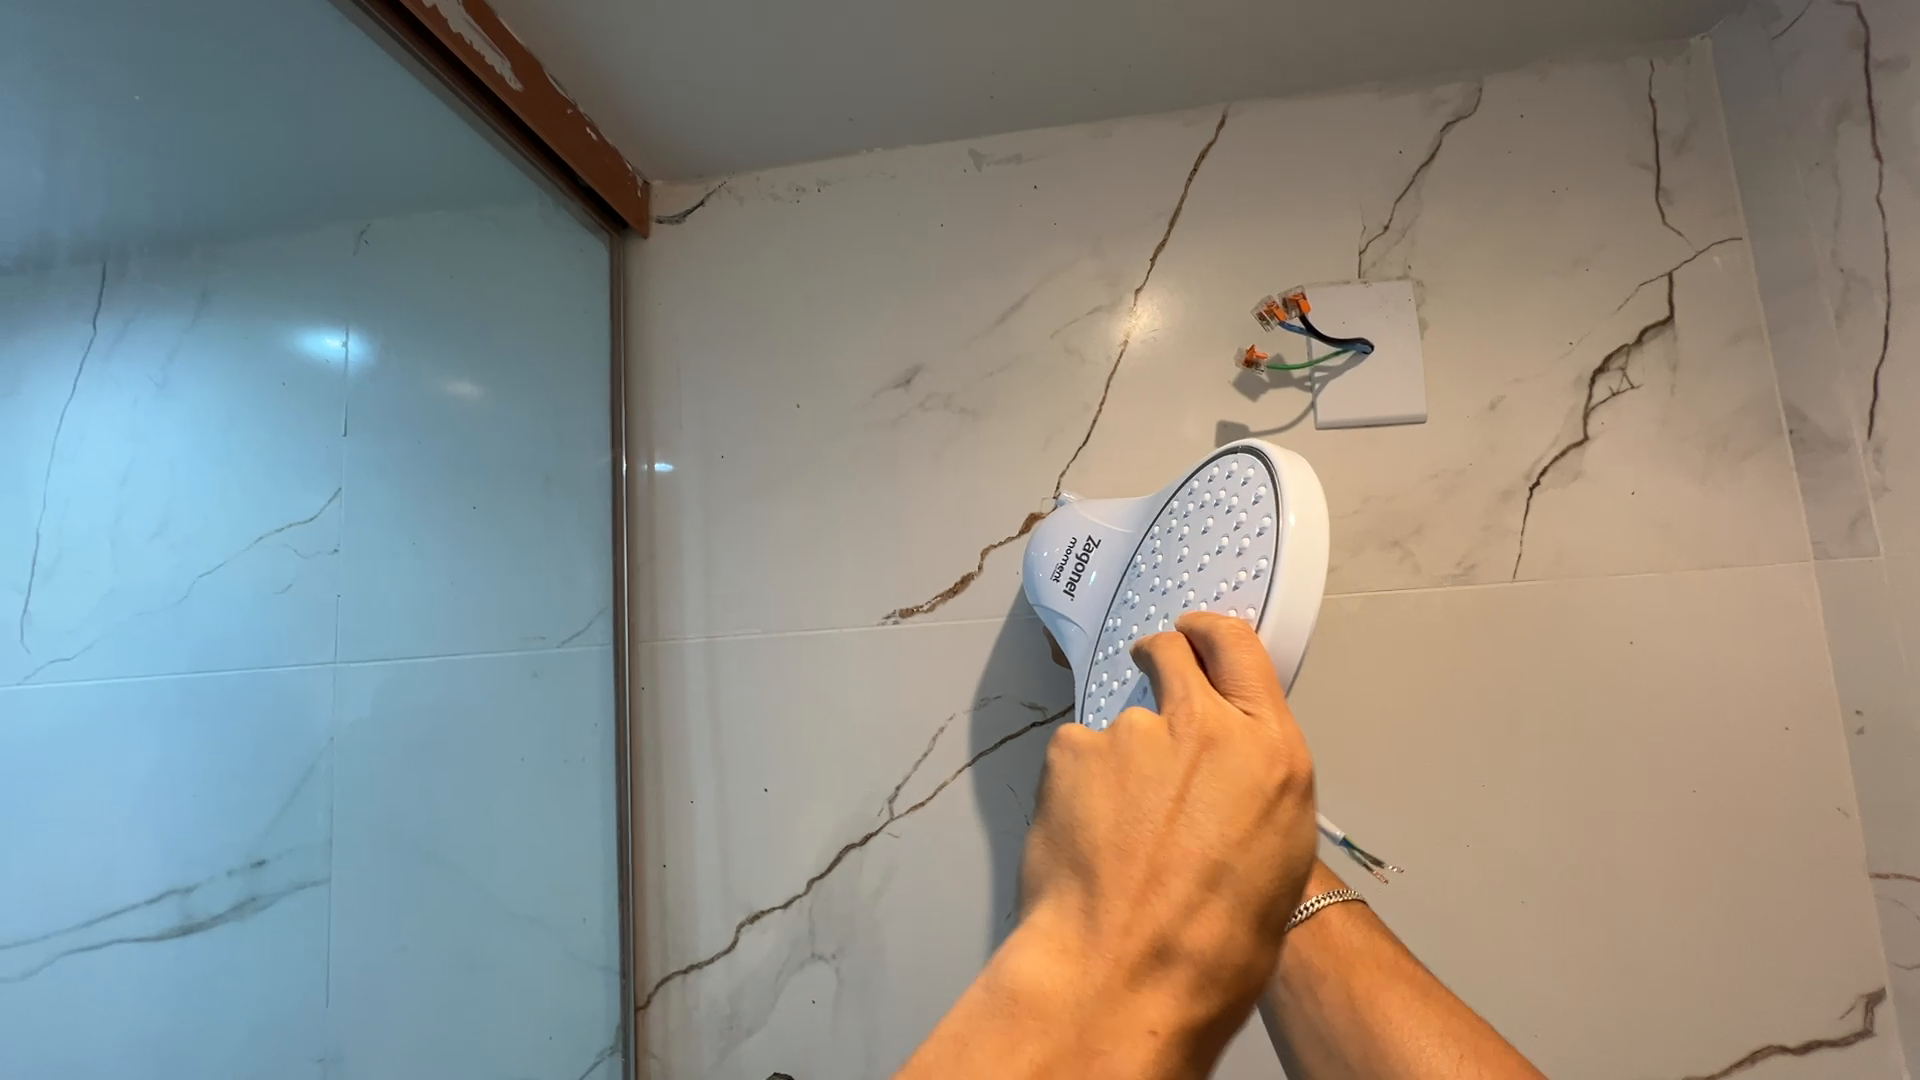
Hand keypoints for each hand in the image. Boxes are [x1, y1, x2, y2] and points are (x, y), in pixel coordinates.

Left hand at [1019, 612, 1319, 1036]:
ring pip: (1117, 722)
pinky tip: (1082, 833)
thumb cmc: (1214, 942)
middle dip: (1158, 657)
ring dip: (1116, 756)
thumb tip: (1223, 767)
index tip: (1193, 633)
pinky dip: (1077, 783)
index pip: (1239, 649)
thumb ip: (1249, 783)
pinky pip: (1076, 754)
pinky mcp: (1074, 747)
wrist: (1126, 973)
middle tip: (1145, 681)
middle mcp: (1203, 726)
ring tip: (1113, 826)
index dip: (1211, 633)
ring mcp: (1132, 731)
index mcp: (1270, 753)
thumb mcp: (1274, 853)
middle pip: (1170, 651)